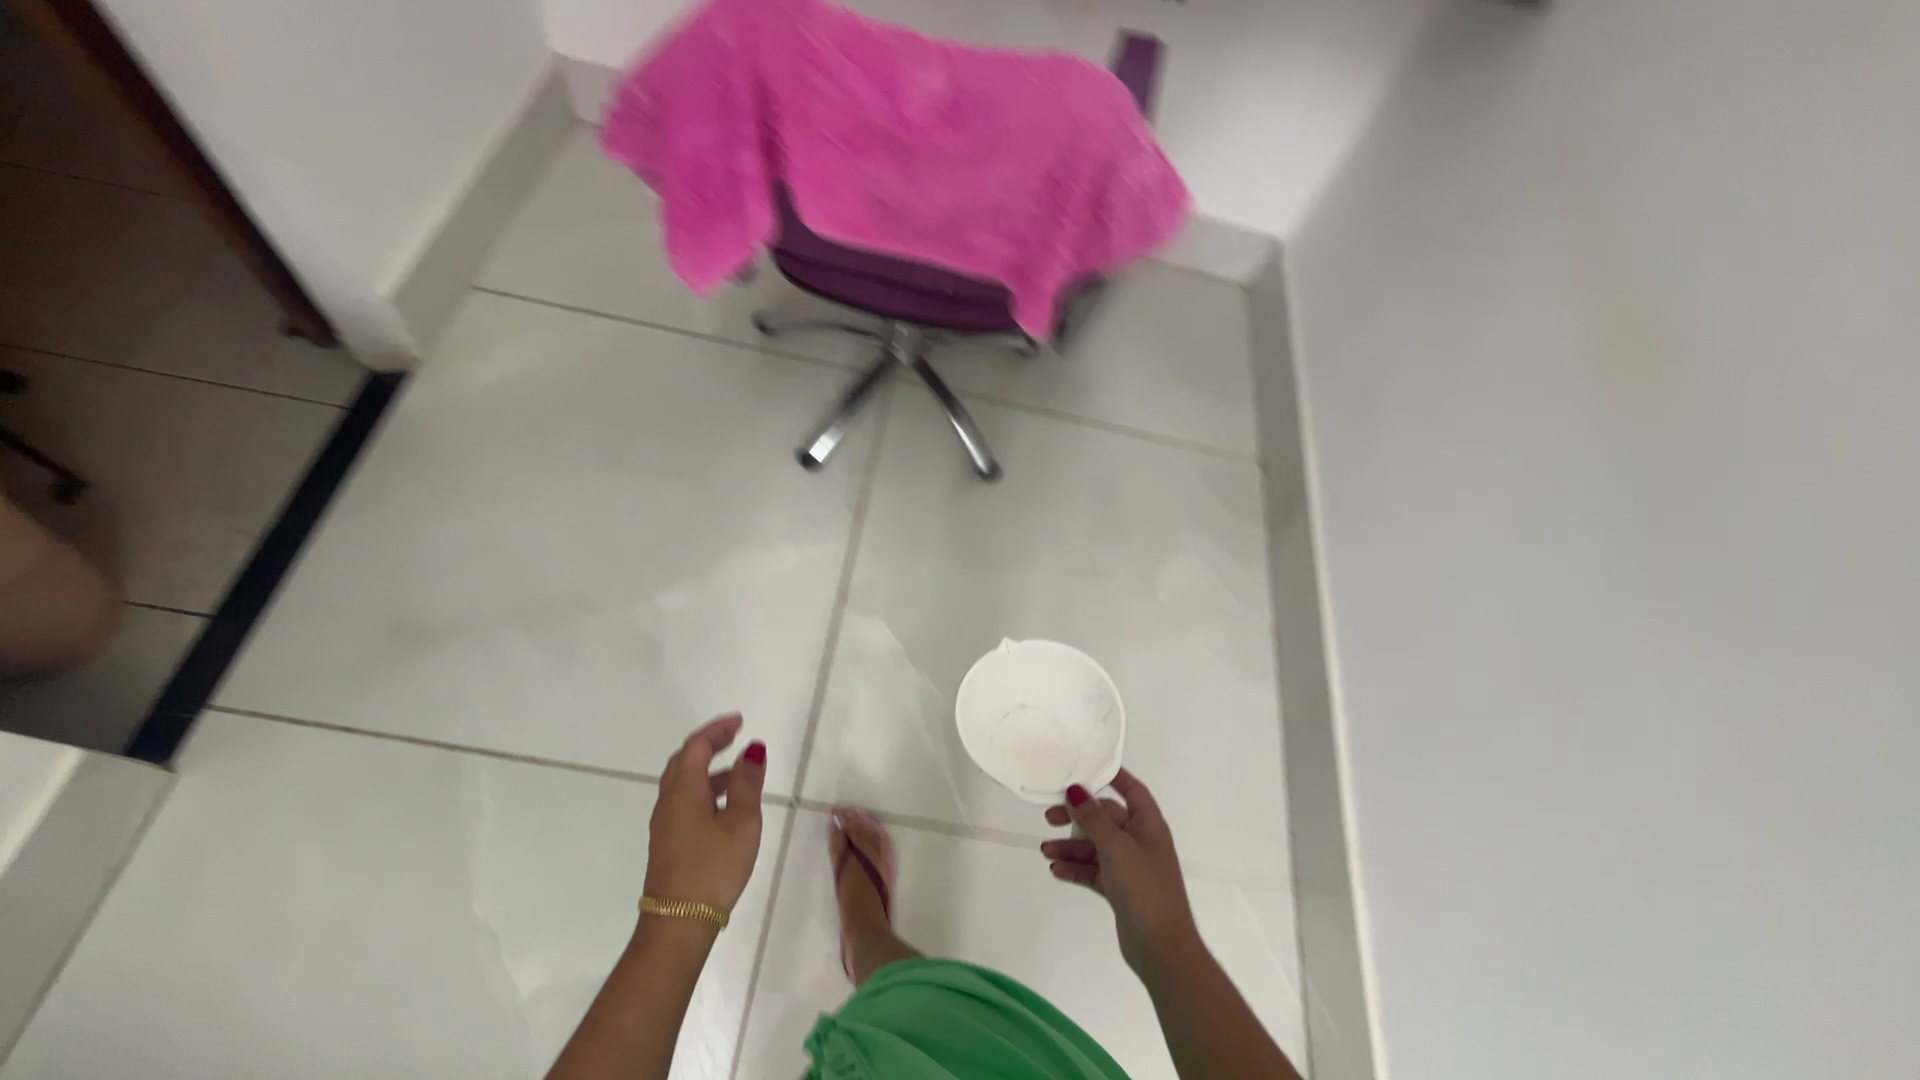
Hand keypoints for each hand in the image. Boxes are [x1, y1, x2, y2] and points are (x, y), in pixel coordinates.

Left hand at [644, 714, 766, 916]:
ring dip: (708, 770)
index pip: (696, 746)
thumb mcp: (742, 821)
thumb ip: (747, 783)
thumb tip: (752, 749)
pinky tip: (723, 808)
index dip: (717, 730)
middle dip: (709, 745)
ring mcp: (664, 825)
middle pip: (684, 762)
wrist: (678, 923)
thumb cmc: (714, 866)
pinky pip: (683, 803)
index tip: (740, 721)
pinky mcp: (668, 844)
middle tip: (735, 737)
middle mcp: (668, 801)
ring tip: (738, 771)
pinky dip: (703, 791)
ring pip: (682, 784)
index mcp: (684, 789)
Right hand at [1041, 769, 1200, 975]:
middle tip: (1048, 817)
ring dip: (1071, 846)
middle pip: (1105, 818)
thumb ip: (1093, 817)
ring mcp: (1130, 866)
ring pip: (1095, 846)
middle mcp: (1140, 841)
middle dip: (1077, 817)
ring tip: (1045, 850)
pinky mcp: (1119, 889)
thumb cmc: (1144, 888)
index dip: (1112, 776)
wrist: (1161, 947)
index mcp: (1148, 824)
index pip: (1131, 790)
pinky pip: (1093, 871)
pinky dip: (1076, 868)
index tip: (1084, 768)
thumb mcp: (1116, 847)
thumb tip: (1074, 790)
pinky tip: (1056, 869)